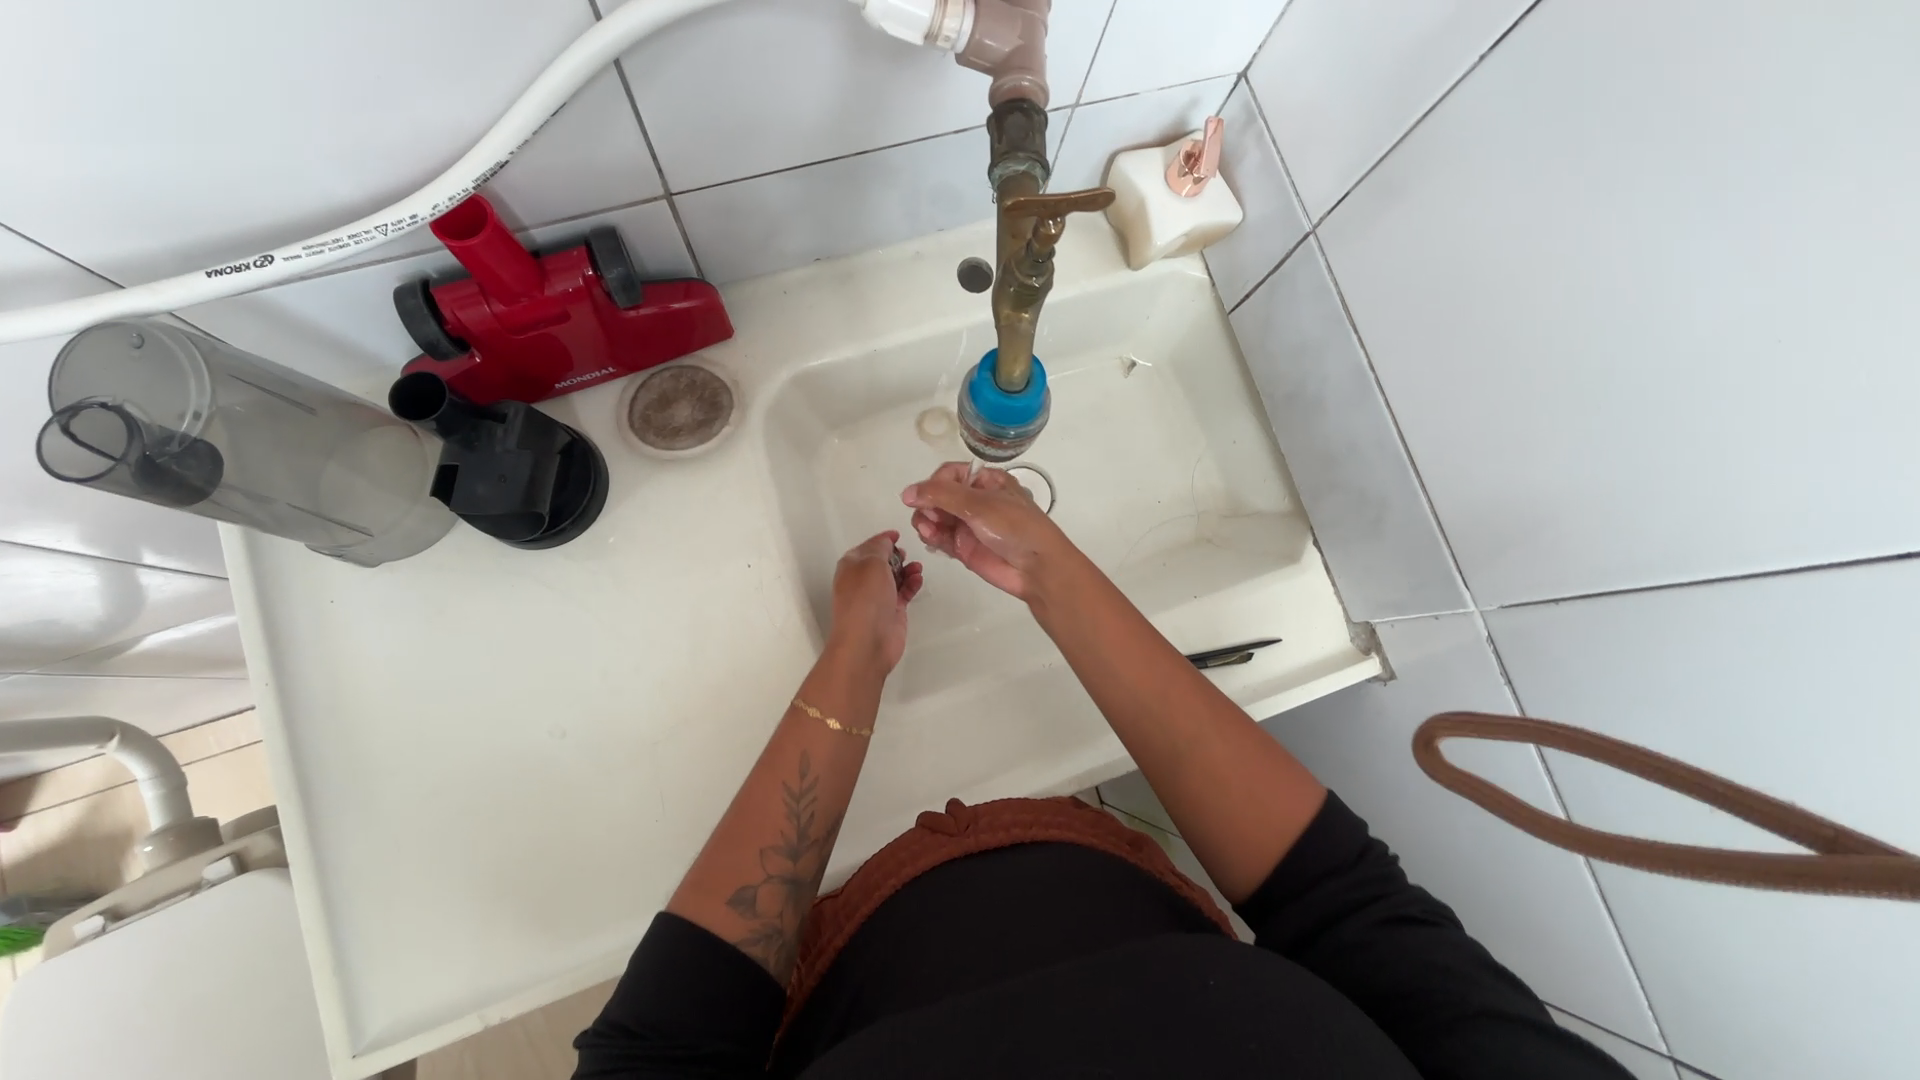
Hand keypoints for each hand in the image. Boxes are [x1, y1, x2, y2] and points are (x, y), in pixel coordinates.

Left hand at [828, 531, 922, 670]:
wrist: (867, 641)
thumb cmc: (866, 597)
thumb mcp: (871, 562)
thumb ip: (880, 547)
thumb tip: (886, 541)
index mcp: (851, 566)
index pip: (868, 547)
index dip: (882, 539)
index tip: (897, 534)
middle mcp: (862, 581)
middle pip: (882, 562)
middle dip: (896, 555)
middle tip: (906, 553)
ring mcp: (877, 597)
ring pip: (895, 577)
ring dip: (907, 569)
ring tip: (917, 568)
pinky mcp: (892, 611)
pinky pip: (904, 591)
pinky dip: (912, 584)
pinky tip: (918, 579)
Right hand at [901, 462, 1072, 601]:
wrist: (1037, 567)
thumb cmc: (1014, 527)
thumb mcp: (979, 504)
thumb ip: (941, 495)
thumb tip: (907, 493)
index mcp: (987, 481)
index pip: (950, 474)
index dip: (934, 483)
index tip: (923, 496)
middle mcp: (976, 500)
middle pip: (939, 496)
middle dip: (928, 504)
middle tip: (929, 516)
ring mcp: (969, 525)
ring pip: (936, 517)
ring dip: (926, 520)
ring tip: (928, 529)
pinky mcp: (964, 547)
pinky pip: (940, 537)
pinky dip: (931, 536)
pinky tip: (930, 536)